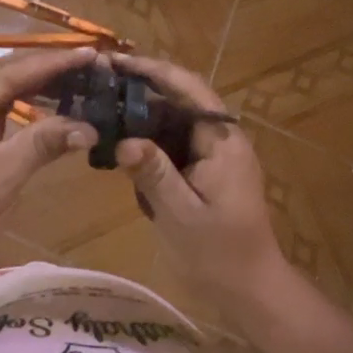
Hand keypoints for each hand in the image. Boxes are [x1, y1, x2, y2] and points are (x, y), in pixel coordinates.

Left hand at [0, 48, 99, 280]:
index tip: (93, 53)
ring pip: (1, 86)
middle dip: (49, 69)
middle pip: (4, 72)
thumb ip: (46, 141)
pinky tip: (52, 98)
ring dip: (39, 84)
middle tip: (94, 64)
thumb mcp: (4, 175)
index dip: (54, 63)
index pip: (10, 71)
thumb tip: (93, 127)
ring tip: (81, 77)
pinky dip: (23, 102)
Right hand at [113, 54, 290, 310]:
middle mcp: (222, 138)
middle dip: (142, 88)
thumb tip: (123, 141)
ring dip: (142, 112)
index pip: (188, 88)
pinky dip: (149, 138)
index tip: (116, 61)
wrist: (252, 291)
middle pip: (180, 99)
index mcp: (223, 141)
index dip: (153, 70)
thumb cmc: (220, 254)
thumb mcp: (181, 215)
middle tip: (100, 83)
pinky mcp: (207, 170)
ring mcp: (216, 154)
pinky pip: (176, 142)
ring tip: (103, 106)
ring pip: (175, 120)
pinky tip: (121, 142)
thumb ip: (153, 174)